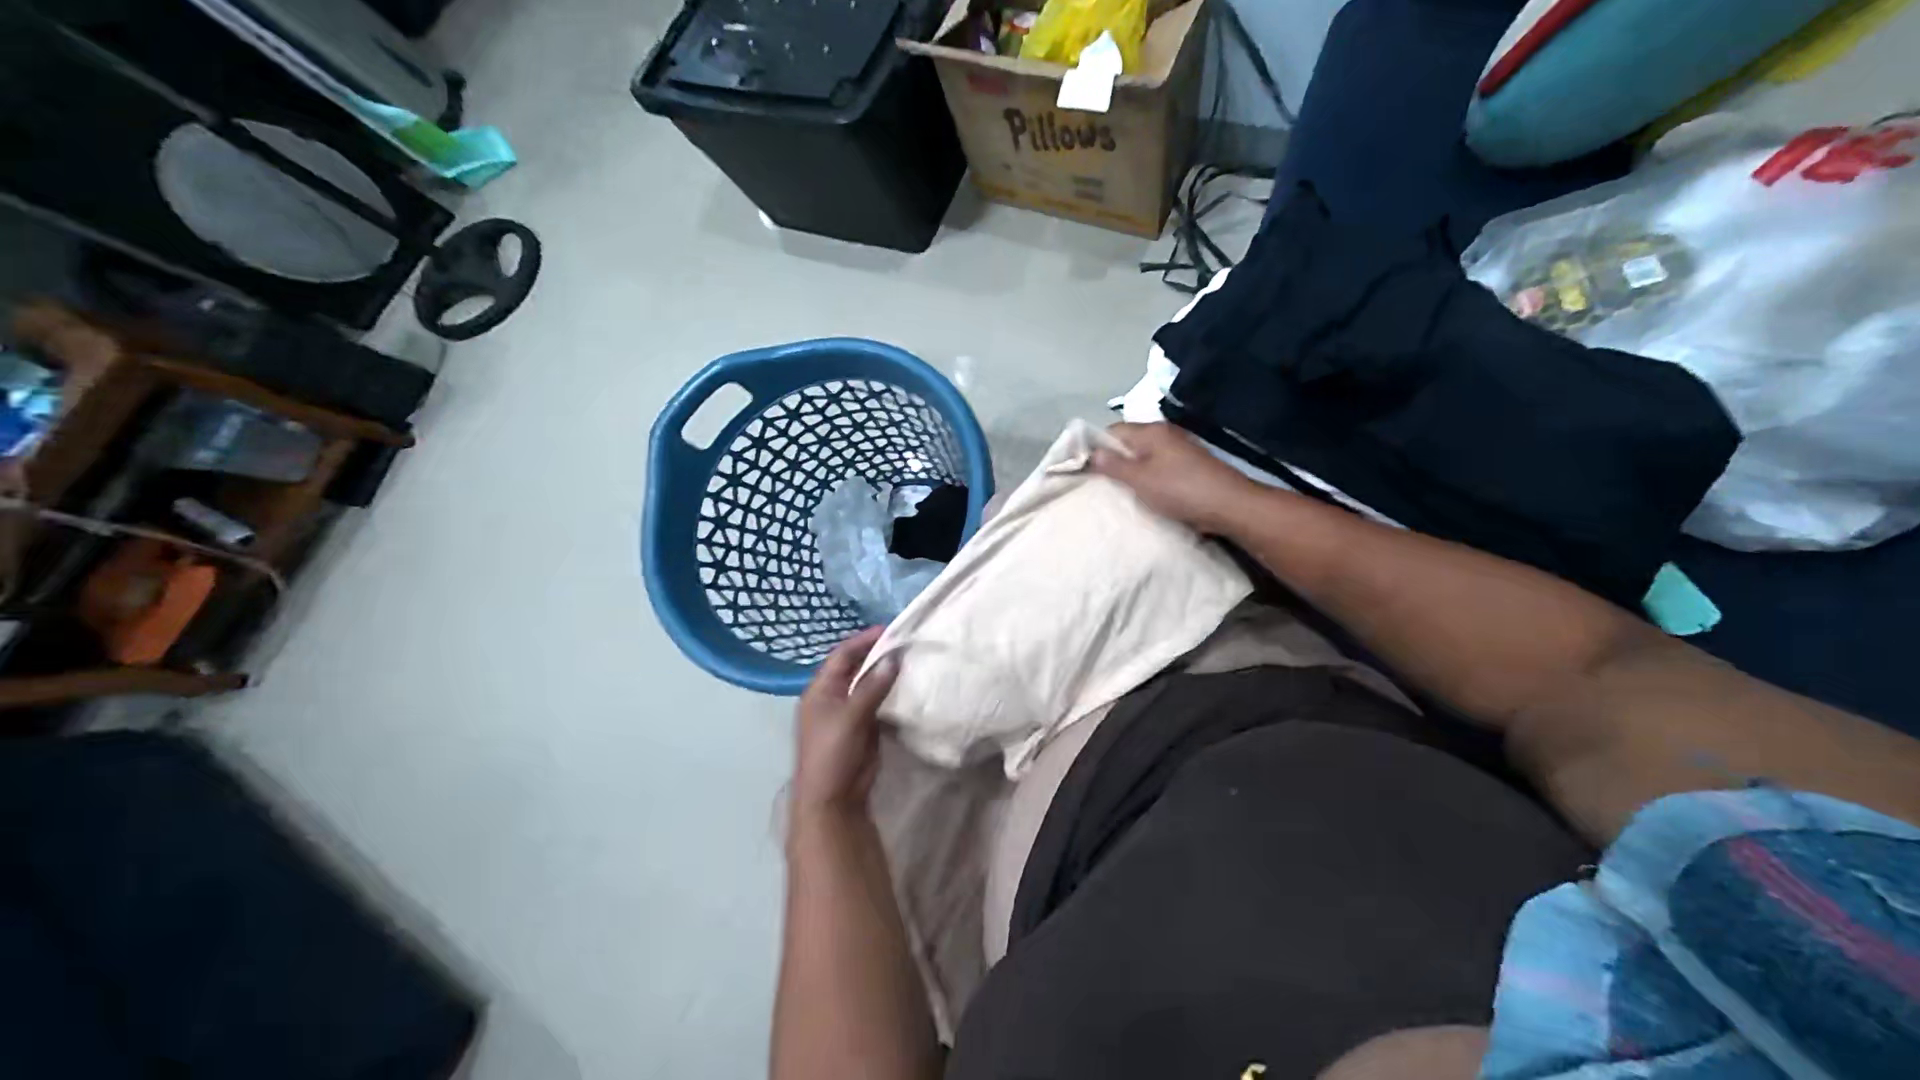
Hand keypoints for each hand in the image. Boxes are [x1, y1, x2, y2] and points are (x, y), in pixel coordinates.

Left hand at [792, 627, 898, 819]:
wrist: (833, 799)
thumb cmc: (833, 753)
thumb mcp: (851, 716)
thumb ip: (872, 686)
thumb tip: (893, 658)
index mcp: (820, 690)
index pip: (842, 655)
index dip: (864, 641)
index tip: (890, 630)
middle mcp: (833, 697)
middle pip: (856, 668)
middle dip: (878, 655)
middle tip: (906, 643)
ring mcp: (848, 713)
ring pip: (869, 685)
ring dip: (887, 674)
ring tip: (912, 660)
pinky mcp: (864, 728)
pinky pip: (879, 704)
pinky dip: (892, 694)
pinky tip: (910, 687)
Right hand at [1090, 422, 1257, 532]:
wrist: (1229, 505)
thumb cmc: (1180, 490)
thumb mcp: (1139, 479)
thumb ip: (1113, 465)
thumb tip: (1090, 452)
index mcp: (1151, 431)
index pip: (1112, 430)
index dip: (1095, 446)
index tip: (1083, 468)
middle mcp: (1165, 434)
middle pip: (1129, 442)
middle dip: (1113, 460)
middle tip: (1099, 483)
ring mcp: (1180, 449)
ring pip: (1144, 455)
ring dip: (1131, 471)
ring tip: (1119, 491)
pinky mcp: (1190, 465)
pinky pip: (1159, 466)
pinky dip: (1148, 477)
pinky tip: (1145, 494)